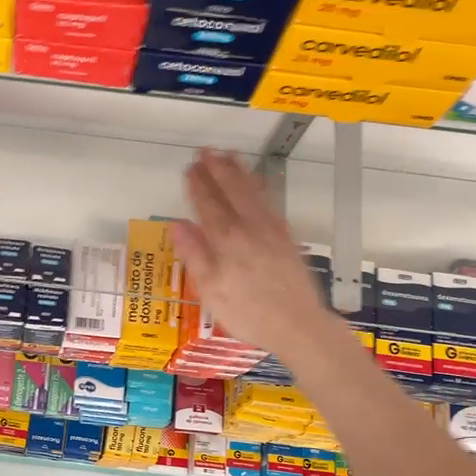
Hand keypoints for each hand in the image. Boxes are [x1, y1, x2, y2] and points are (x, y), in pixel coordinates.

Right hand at [172, 148, 343, 360]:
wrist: (298, 325)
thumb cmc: (248, 314)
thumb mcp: (211, 290)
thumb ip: (194, 254)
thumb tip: (177, 224)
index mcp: (226, 240)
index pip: (207, 203)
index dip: (197, 184)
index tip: (189, 168)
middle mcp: (249, 227)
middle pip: (232, 189)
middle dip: (217, 168)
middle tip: (205, 150)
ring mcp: (272, 230)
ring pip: (253, 191)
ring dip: (239, 170)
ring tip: (228, 155)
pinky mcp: (287, 237)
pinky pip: (270, 201)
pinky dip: (259, 185)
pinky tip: (257, 182)